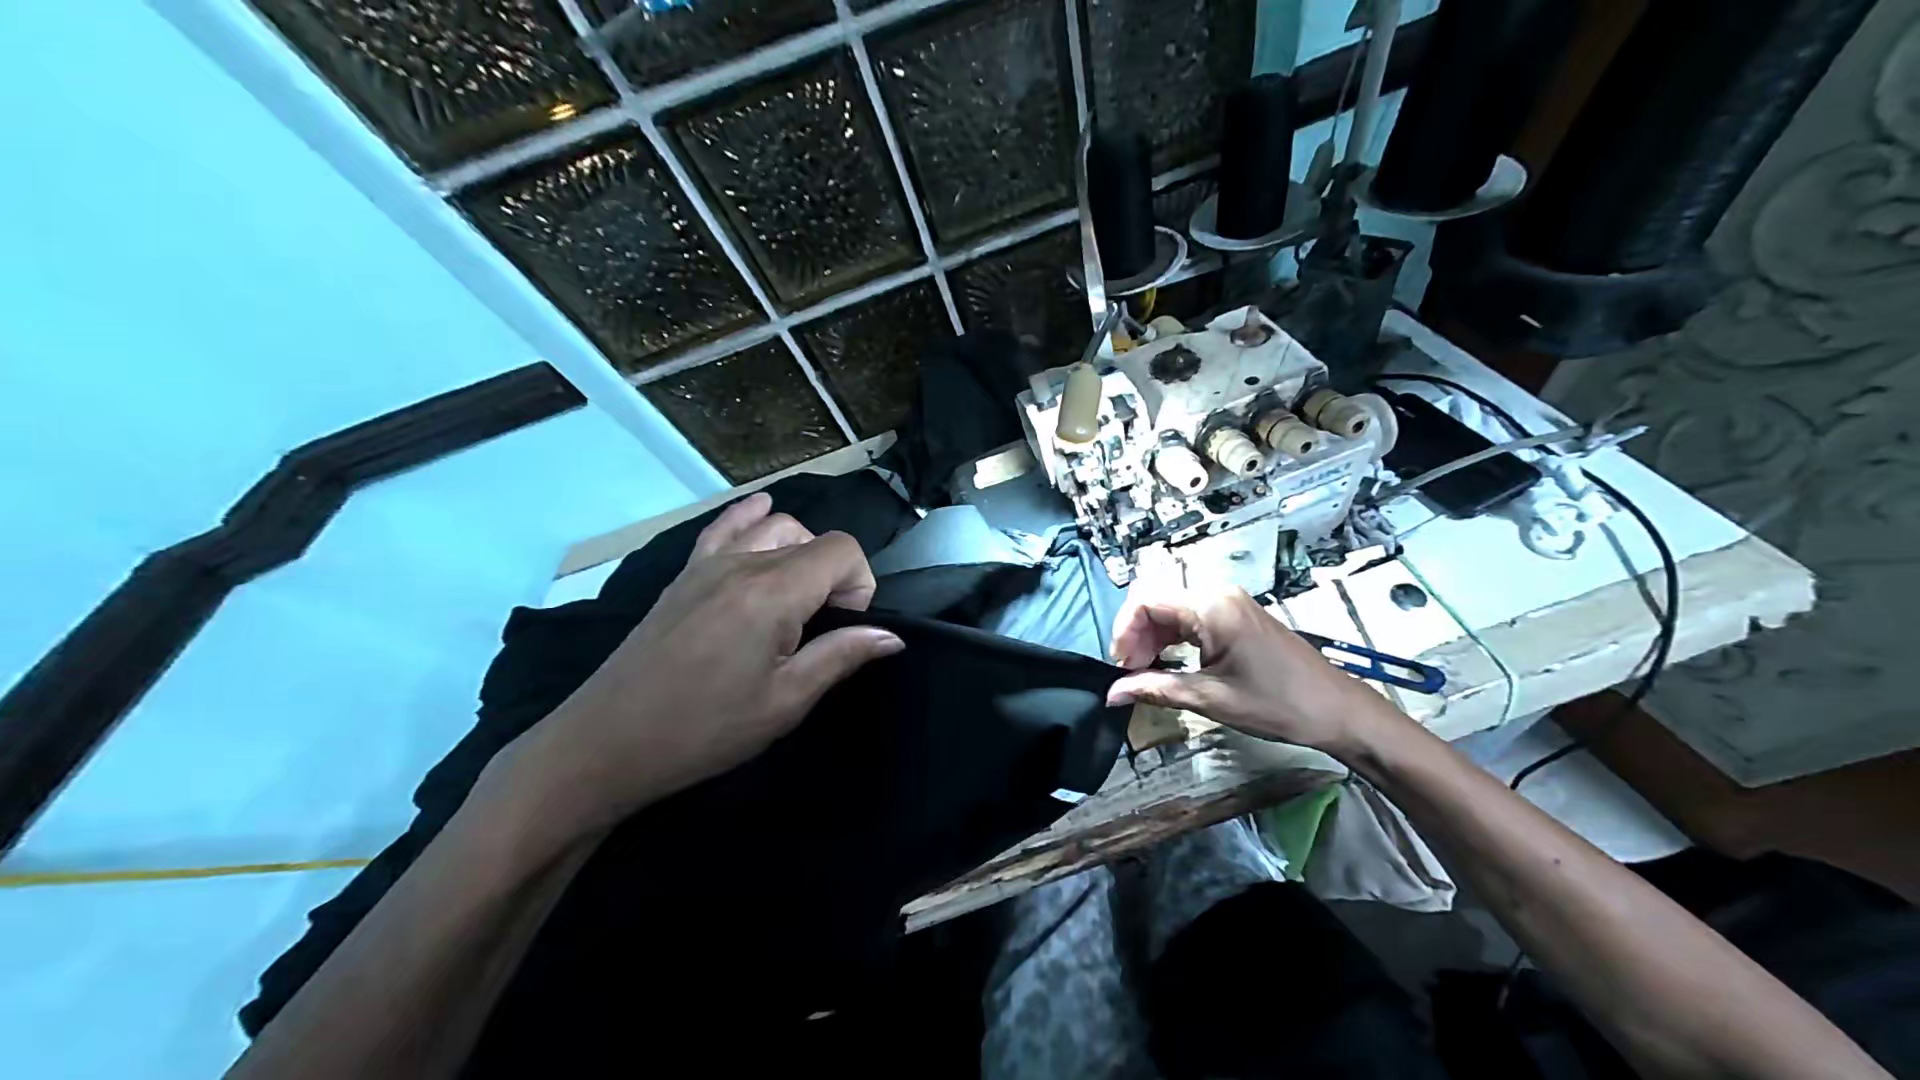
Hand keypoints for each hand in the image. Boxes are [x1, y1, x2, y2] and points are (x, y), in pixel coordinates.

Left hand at [499, 494, 903, 839]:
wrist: (607, 743)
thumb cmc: (703, 730)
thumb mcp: (784, 702)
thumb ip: (841, 656)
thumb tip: (892, 637)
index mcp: (771, 593)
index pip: (841, 550)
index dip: (860, 584)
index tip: (846, 628)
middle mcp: (741, 563)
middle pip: (812, 537)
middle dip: (834, 574)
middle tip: (821, 628)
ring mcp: (707, 563)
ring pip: (774, 527)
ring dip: (801, 551)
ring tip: (796, 599)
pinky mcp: (684, 574)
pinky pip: (724, 526)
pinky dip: (750, 517)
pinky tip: (762, 515)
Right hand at [1105, 586, 1393, 755]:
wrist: (1339, 711)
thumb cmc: (1277, 704)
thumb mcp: (1211, 699)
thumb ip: (1156, 689)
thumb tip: (1112, 693)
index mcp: (1211, 607)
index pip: (1146, 602)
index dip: (1124, 632)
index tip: (1120, 667)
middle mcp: (1218, 595)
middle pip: (1156, 602)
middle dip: (1136, 637)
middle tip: (1131, 674)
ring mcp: (1229, 603)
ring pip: (1171, 610)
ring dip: (1152, 639)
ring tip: (1147, 674)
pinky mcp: (1237, 616)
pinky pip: (1191, 617)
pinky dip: (1173, 639)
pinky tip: (1169, 665)